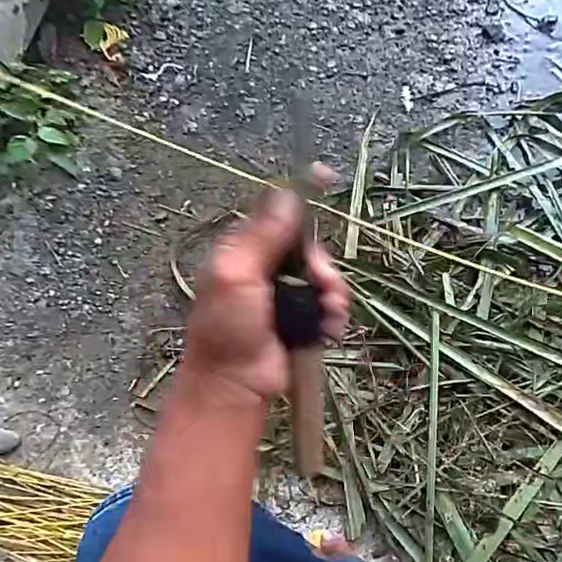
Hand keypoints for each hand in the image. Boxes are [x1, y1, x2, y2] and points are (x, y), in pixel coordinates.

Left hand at [181, 188, 348, 401]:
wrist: (235, 382)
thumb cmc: (226, 327)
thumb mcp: (236, 274)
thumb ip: (262, 235)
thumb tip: (288, 194)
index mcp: (245, 250)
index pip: (278, 214)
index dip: (302, 198)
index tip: (327, 179)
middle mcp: (268, 269)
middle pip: (311, 248)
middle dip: (322, 266)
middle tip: (322, 284)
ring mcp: (288, 298)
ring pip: (326, 279)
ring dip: (333, 295)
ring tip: (327, 313)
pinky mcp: (304, 323)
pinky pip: (331, 308)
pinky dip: (335, 317)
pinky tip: (330, 329)